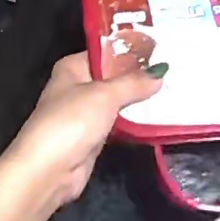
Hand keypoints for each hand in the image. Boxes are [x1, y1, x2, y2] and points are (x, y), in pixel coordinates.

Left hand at [0, 53, 164, 210]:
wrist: (49, 170)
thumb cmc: (72, 120)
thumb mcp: (105, 95)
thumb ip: (133, 83)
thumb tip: (160, 72)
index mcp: (72, 67)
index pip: (105, 52)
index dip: (130, 51)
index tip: (159, 50)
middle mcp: (76, 86)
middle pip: (112, 77)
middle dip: (137, 77)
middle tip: (171, 71)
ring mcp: (84, 113)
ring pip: (116, 101)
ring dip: (137, 100)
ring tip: (170, 91)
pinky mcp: (92, 137)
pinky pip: (117, 123)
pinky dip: (133, 121)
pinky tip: (157, 116)